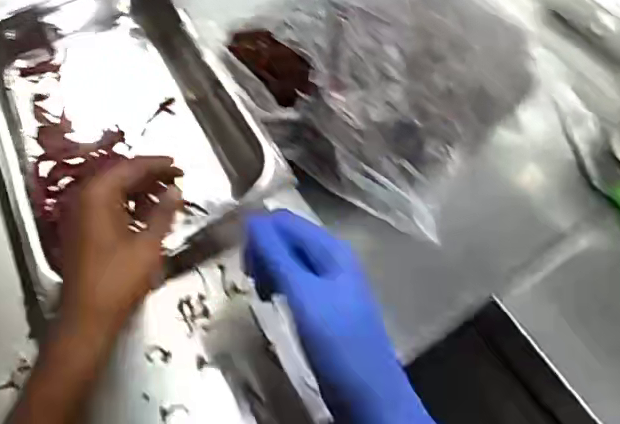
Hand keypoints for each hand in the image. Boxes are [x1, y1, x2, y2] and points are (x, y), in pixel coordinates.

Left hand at [8, 157, 182, 423]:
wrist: (86, 315)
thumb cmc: (118, 279)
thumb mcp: (147, 245)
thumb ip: (162, 213)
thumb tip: (175, 190)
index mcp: (97, 192)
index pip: (129, 167)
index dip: (156, 164)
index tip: (177, 164)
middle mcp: (84, 194)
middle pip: (119, 174)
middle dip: (148, 175)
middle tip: (176, 178)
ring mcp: (79, 209)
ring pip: (113, 189)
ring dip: (139, 189)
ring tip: (167, 195)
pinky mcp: (81, 225)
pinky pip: (106, 203)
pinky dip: (127, 203)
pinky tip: (146, 212)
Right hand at [243, 211, 431, 423]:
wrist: (374, 402)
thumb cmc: (338, 343)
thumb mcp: (302, 294)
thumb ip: (275, 253)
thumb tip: (249, 217)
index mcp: (330, 248)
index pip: (281, 219)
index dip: (258, 234)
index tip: (244, 262)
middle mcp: (331, 257)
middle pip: (283, 235)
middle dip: (261, 251)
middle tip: (251, 279)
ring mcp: (329, 280)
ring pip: (285, 256)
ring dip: (266, 266)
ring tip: (260, 291)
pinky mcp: (325, 302)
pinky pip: (292, 276)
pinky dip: (277, 282)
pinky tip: (274, 299)